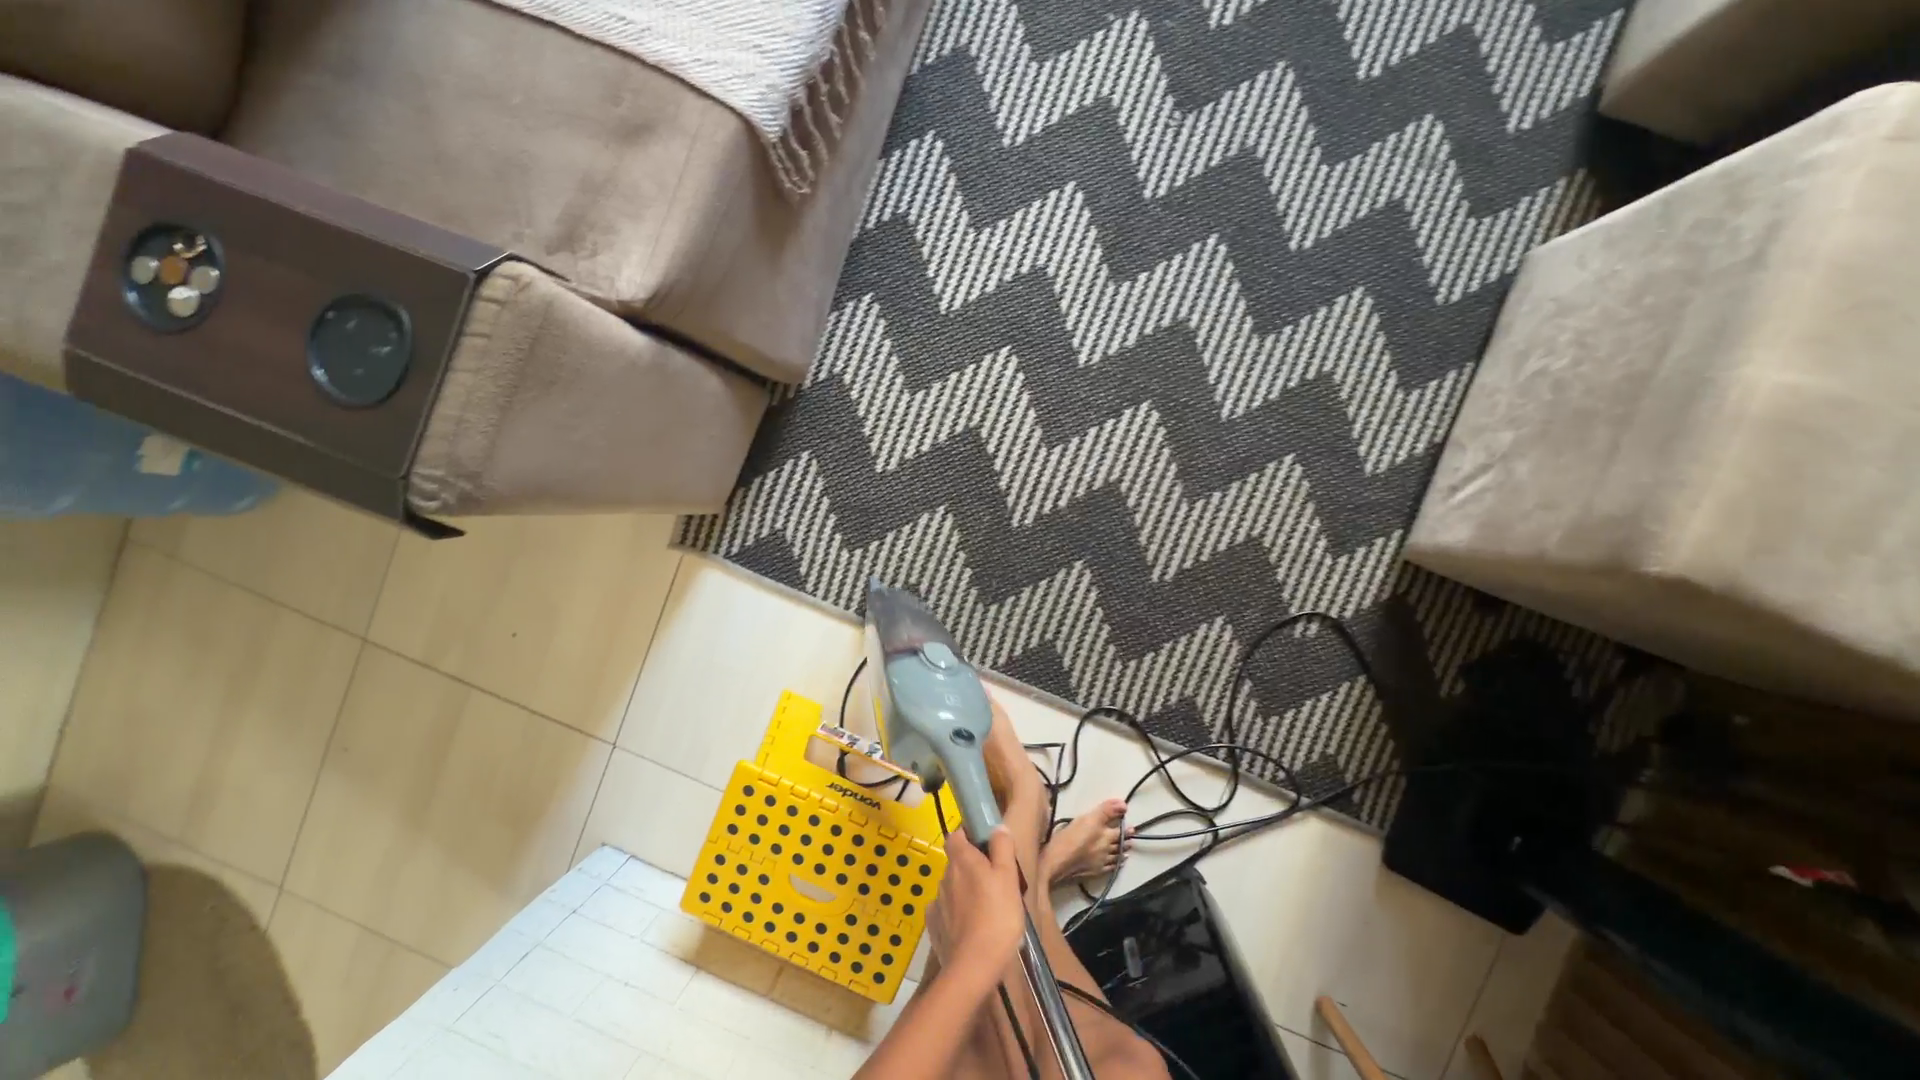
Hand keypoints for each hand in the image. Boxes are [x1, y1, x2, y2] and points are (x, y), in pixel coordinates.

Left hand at [930, 826, 1024, 981]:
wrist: (974, 965)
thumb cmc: (997, 916)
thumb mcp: (1009, 878)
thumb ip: (1002, 848)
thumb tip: (996, 827)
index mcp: (961, 860)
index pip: (956, 835)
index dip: (969, 836)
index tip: (986, 847)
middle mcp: (944, 877)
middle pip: (956, 863)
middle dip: (972, 868)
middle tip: (995, 884)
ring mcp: (936, 902)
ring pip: (952, 888)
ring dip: (965, 892)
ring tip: (986, 910)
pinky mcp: (933, 925)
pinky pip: (945, 912)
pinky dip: (955, 915)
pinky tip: (970, 928)